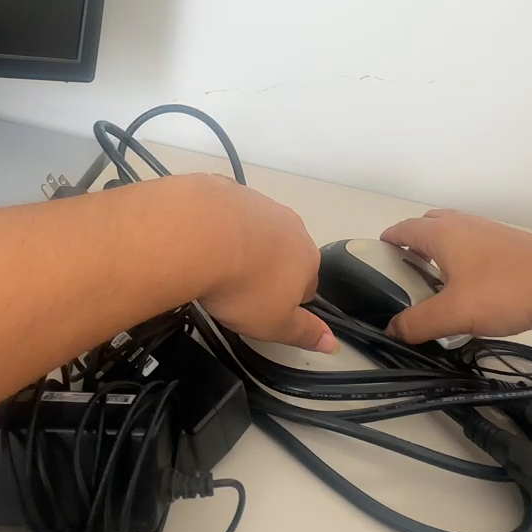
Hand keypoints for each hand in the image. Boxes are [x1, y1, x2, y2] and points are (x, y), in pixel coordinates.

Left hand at [160, 175, 336, 352]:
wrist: (198, 234)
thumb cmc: (242, 285)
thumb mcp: (274, 324)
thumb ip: (305, 333)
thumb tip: (333, 343)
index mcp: (306, 257)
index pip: (308, 284)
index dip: (287, 301)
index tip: (263, 311)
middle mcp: (289, 224)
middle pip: (284, 251)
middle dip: (267, 268)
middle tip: (238, 290)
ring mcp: (257, 201)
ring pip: (255, 228)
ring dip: (243, 243)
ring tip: (214, 264)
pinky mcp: (226, 187)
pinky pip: (226, 210)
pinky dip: (216, 223)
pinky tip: (198, 238)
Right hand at [381, 209, 531, 343]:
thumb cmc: (502, 291)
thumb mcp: (454, 313)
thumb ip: (419, 323)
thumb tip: (392, 330)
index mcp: (441, 233)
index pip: (404, 228)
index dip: (388, 239)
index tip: (378, 254)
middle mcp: (462, 224)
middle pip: (428, 224)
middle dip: (413, 242)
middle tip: (407, 269)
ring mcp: (488, 230)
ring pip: (454, 232)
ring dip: (440, 249)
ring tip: (437, 279)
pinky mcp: (509, 242)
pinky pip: (474, 242)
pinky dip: (463, 255)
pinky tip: (472, 284)